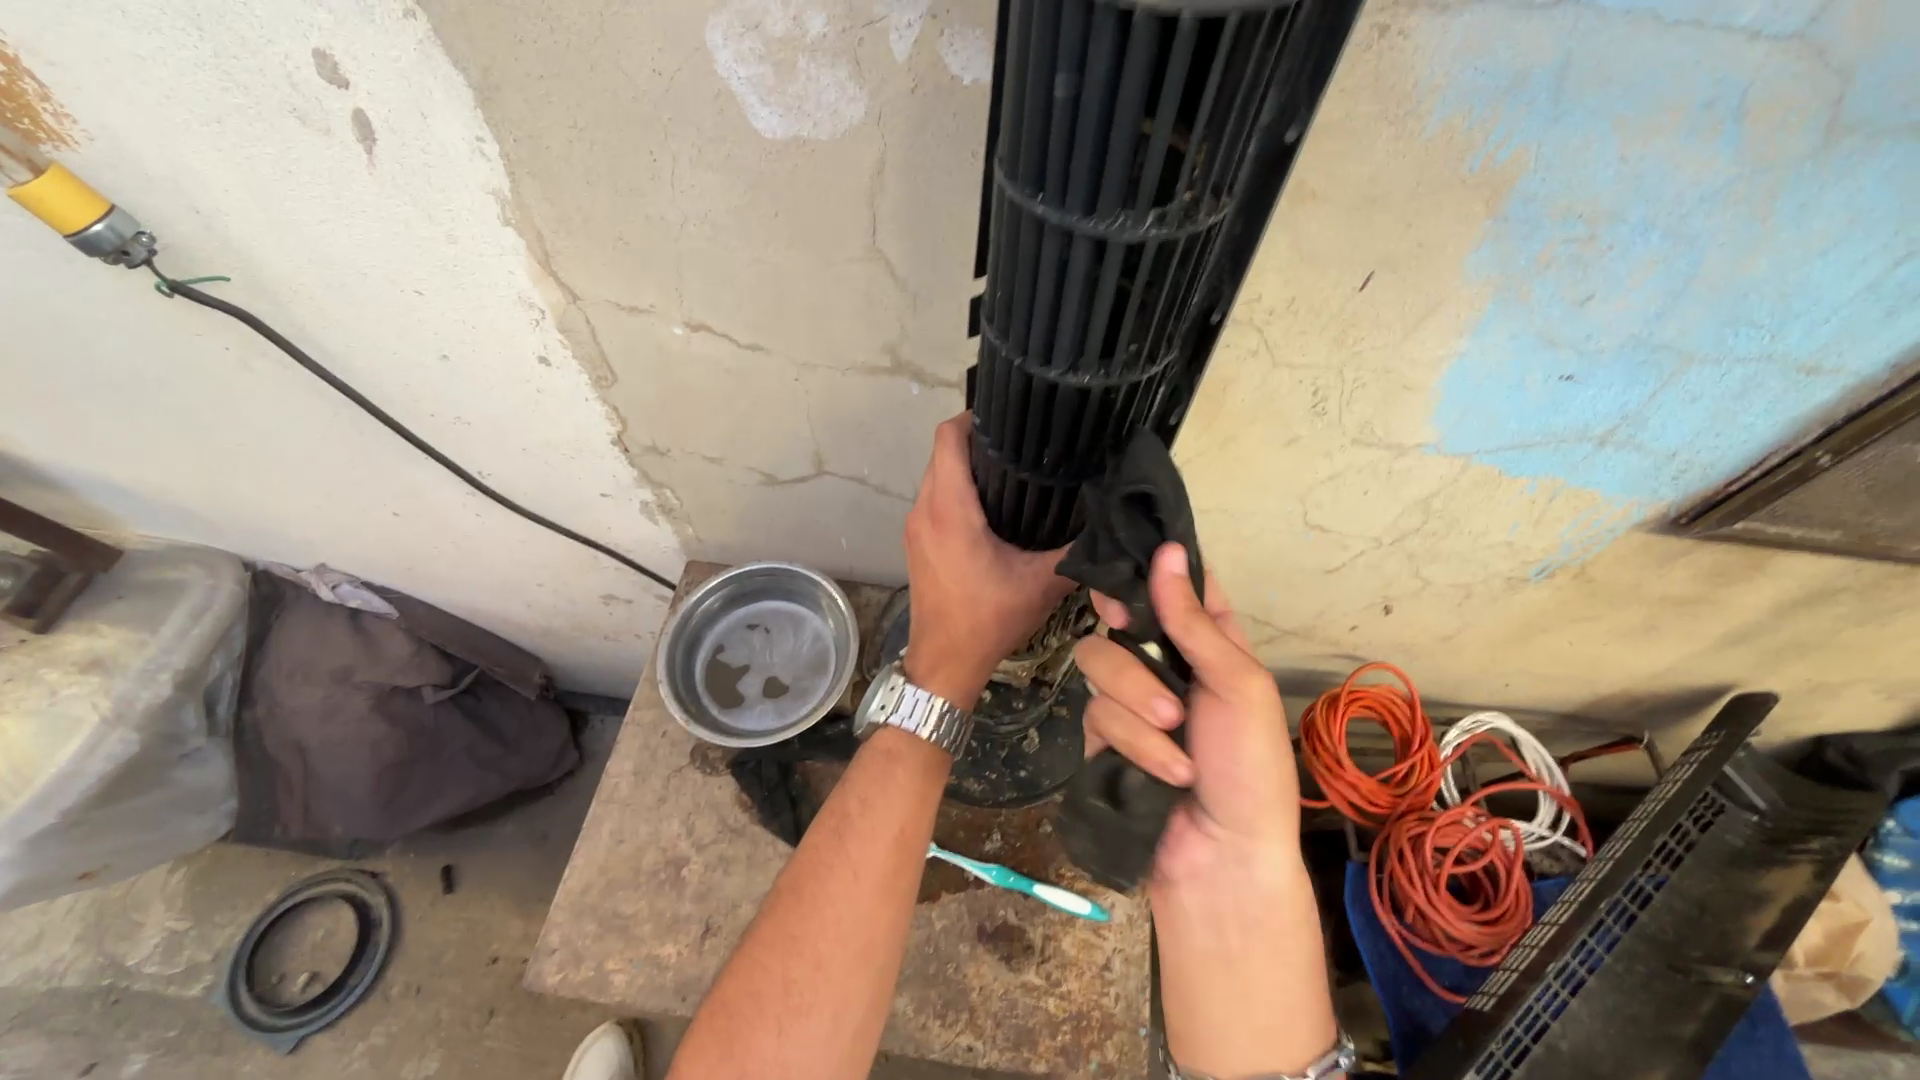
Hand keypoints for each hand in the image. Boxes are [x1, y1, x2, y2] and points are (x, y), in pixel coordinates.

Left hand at [902, 413, 1074, 706]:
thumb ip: (1075, 549)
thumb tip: (1105, 519)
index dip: (975, 418)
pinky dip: (956, 492)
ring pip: (936, 477)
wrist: (946, 663)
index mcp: (949, 509)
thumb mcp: (1042, 583)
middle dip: (977, 442)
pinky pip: (933, 499)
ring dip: (965, 468)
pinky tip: (991, 507)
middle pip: (942, 454)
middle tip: (1021, 446)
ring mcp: (914, 527)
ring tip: (1010, 473)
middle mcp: (924, 510)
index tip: (1010, 419)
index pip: (948, 438)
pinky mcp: (915, 542)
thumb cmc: (989, 620)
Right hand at [1074, 542, 1300, 884]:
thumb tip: (1166, 551)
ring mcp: (1130, 701)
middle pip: (1118, 620)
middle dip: (1137, 655)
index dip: (1149, 572)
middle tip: (1153, 673)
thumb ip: (1194, 621)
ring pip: (1099, 664)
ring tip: (1176, 738)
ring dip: (1139, 704)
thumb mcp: (1238, 685)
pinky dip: (1134, 742)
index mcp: (1208, 643)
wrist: (1225, 857)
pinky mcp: (1104, 738)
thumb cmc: (1252, 767)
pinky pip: (1096, 714)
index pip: (1173, 587)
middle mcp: (1164, 664)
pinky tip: (1164, 771)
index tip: (1131, 576)